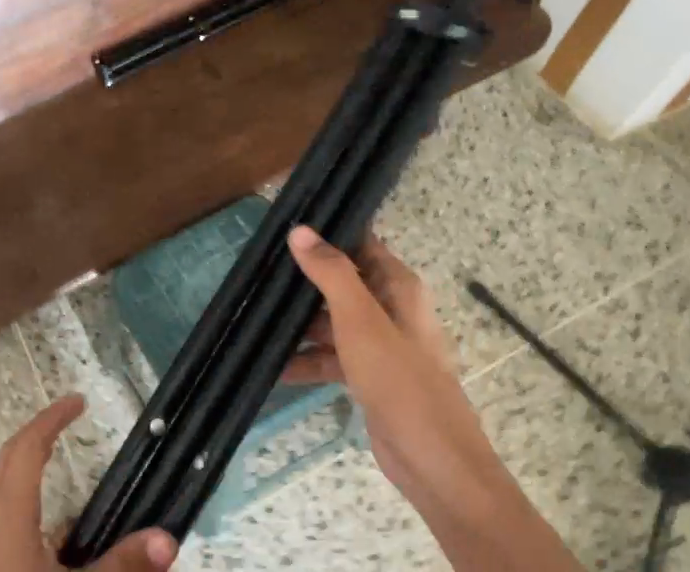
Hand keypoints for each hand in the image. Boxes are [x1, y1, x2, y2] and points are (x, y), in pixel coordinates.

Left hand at [0, 395, 177, 571]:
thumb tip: (167, 540)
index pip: (28, 447)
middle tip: (69, 419)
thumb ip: (122, 566)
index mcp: (8, 515)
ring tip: (53, 454)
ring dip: (22, 460)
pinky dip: (15, 490)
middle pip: (7, 458)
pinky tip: (38, 516)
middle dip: (37, 432)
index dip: (52, 418)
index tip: (78, 401)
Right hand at [282, 227, 581, 571]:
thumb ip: (331, 273)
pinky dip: (307, 359)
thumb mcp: (360, 321)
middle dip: (301, 279)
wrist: (435, 463)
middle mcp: (391, 309)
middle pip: (340, 282)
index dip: (325, 233)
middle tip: (256, 272)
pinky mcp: (369, 377)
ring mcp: (380, 345)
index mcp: (398, 288)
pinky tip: (272, 366)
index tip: (281, 226)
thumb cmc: (400, 381)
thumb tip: (301, 230)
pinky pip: (332, 356)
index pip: (359, 243)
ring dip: (298, 323)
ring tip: (254, 317)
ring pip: (332, 321)